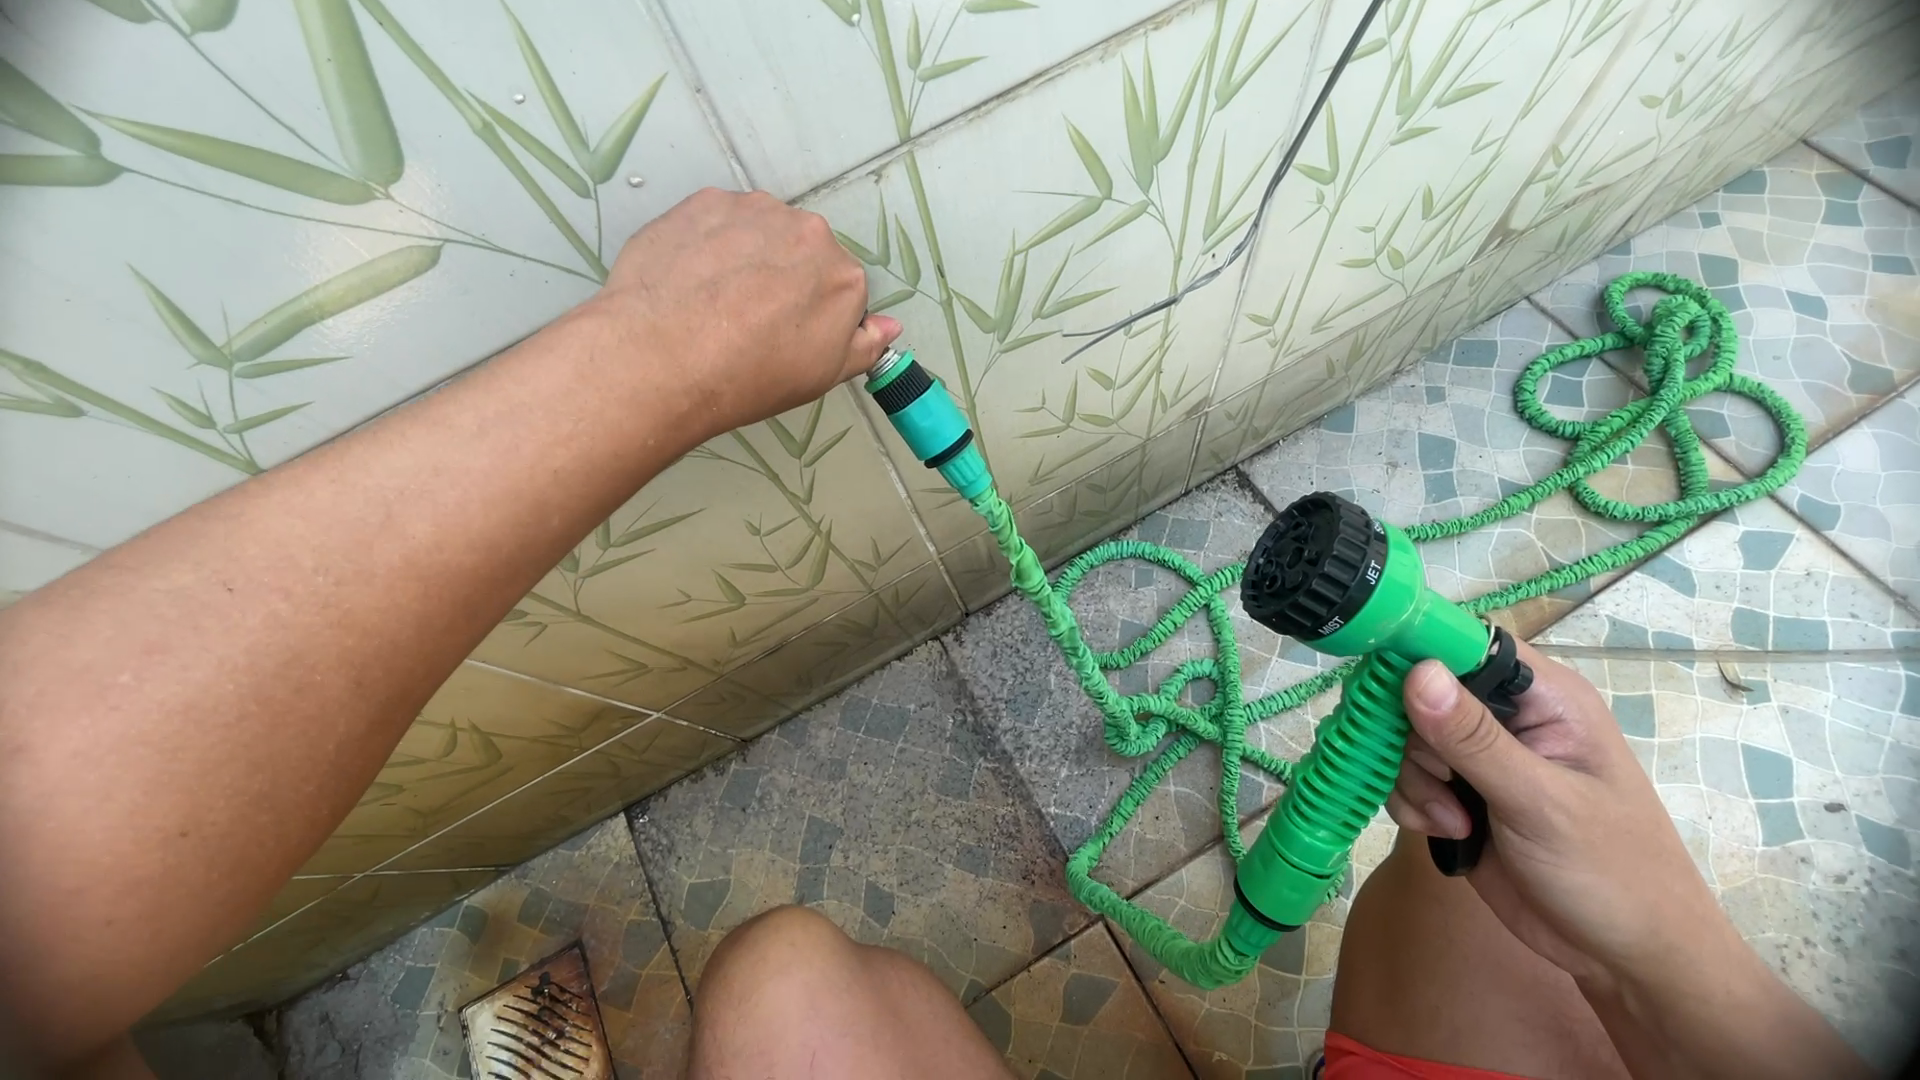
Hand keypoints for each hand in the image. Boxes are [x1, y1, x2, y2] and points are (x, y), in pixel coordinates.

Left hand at [584, 187, 899, 444]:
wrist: (666, 356)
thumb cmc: (753, 376)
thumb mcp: (822, 376)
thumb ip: (863, 345)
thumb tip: (889, 326)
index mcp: (845, 277)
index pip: (841, 291)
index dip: (816, 316)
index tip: (790, 339)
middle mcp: (808, 232)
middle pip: (803, 254)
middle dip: (786, 279)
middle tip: (752, 321)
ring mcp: (754, 210)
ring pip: (761, 233)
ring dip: (749, 257)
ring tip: (717, 300)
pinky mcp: (704, 202)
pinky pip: (718, 221)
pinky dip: (710, 243)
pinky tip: (691, 280)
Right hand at [1386, 640, 1736, 992]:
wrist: (1626, 959)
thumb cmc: (1611, 873)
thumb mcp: (1540, 802)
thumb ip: (1473, 737)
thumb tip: (1415, 669)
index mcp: (1543, 697)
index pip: (1462, 645)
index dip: (1416, 656)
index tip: (1383, 691)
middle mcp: (1505, 716)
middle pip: (1416, 692)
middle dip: (1413, 740)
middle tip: (1441, 779)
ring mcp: (1477, 755)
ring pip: (1402, 737)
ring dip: (1412, 780)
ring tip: (1453, 822)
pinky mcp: (1454, 791)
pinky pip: (1402, 775)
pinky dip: (1409, 802)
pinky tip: (1445, 832)